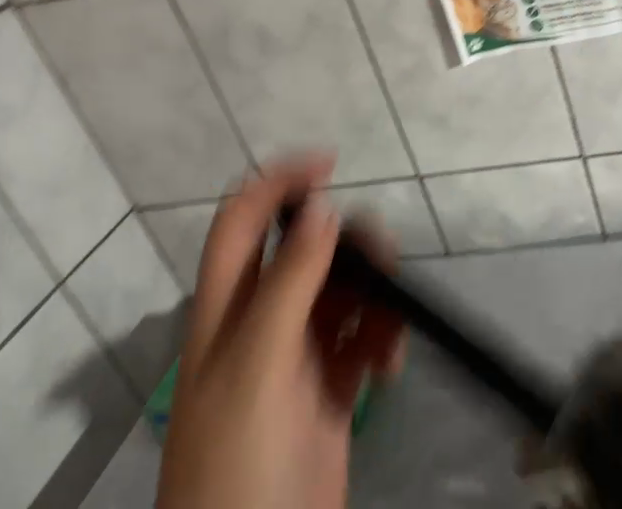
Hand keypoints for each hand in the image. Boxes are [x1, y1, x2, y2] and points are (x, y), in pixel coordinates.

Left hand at [156, 156, 404, 508]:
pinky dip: (380, 342)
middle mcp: (261, 325)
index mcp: (227, 310)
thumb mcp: (258, 364)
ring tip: (395, 326)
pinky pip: (361, 344)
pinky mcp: (329, 392)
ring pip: (341, 298)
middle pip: (306, 256)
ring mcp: (297, 360)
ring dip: (373, 300)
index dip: (277, 183)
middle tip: (386, 259)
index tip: (332, 164)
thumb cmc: (239, 457)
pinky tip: (390, 365)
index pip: (242, 223)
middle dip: (348, 248)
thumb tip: (322, 208)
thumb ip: (289, 284)